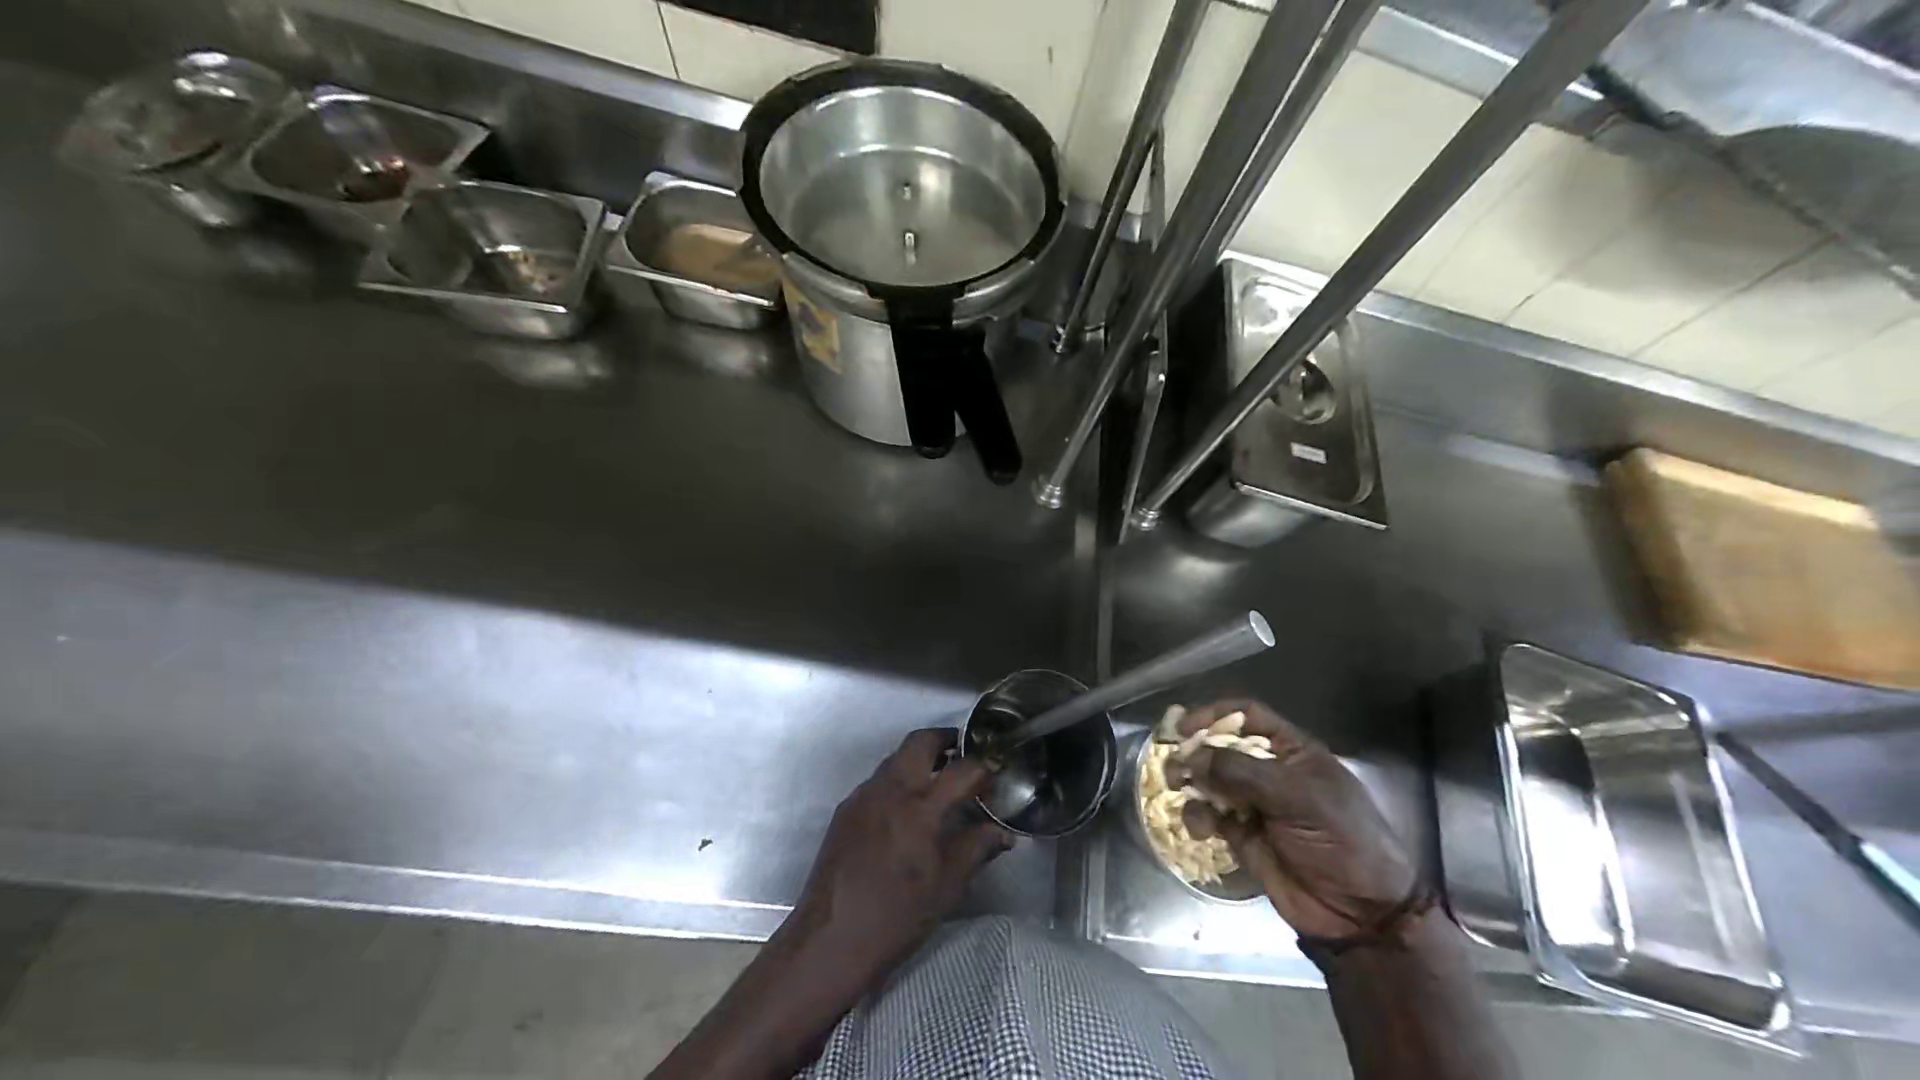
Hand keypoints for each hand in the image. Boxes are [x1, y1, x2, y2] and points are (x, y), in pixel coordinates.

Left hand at [787, 728, 1013, 978]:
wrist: (831, 938)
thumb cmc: (898, 916)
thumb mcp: (947, 887)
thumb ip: (976, 849)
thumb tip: (1004, 833)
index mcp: (921, 809)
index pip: (962, 769)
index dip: (984, 766)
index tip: (996, 771)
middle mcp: (891, 790)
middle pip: (920, 741)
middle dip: (945, 740)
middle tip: (963, 755)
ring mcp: (864, 795)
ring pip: (896, 757)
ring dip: (919, 758)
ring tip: (938, 782)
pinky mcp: (846, 808)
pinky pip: (878, 780)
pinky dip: (898, 781)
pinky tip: (905, 810)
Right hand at [1171, 701, 1415, 940]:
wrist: (1359, 913)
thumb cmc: (1341, 841)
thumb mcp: (1299, 798)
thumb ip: (1242, 772)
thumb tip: (1192, 756)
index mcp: (1291, 752)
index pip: (1246, 716)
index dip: (1214, 715)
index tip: (1185, 727)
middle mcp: (1268, 771)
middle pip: (1220, 746)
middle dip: (1194, 752)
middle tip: (1174, 765)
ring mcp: (1253, 803)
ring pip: (1208, 779)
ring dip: (1190, 782)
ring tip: (1180, 791)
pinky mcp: (1240, 833)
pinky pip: (1208, 813)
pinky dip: (1196, 816)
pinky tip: (1201, 829)